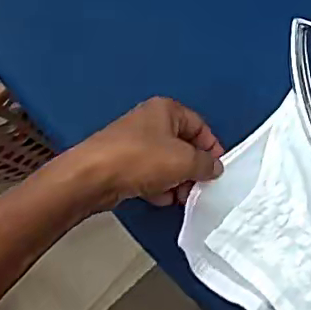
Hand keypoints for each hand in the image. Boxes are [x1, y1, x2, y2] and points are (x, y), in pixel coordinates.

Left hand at [56, 97, 225, 211]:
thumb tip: (214, 167)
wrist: (93, 176)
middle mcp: (151, 121)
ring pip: (166, 161)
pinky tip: (161, 200)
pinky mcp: (123, 162)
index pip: (199, 125)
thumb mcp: (184, 160)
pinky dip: (158, 186)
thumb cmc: (141, 158)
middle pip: (182, 144)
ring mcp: (135, 142)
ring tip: (180, 197)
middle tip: (199, 187)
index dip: (211, 147)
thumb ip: (205, 163)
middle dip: (193, 168)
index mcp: (167, 109)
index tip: (217, 169)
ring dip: (176, 180)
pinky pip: (149, 173)